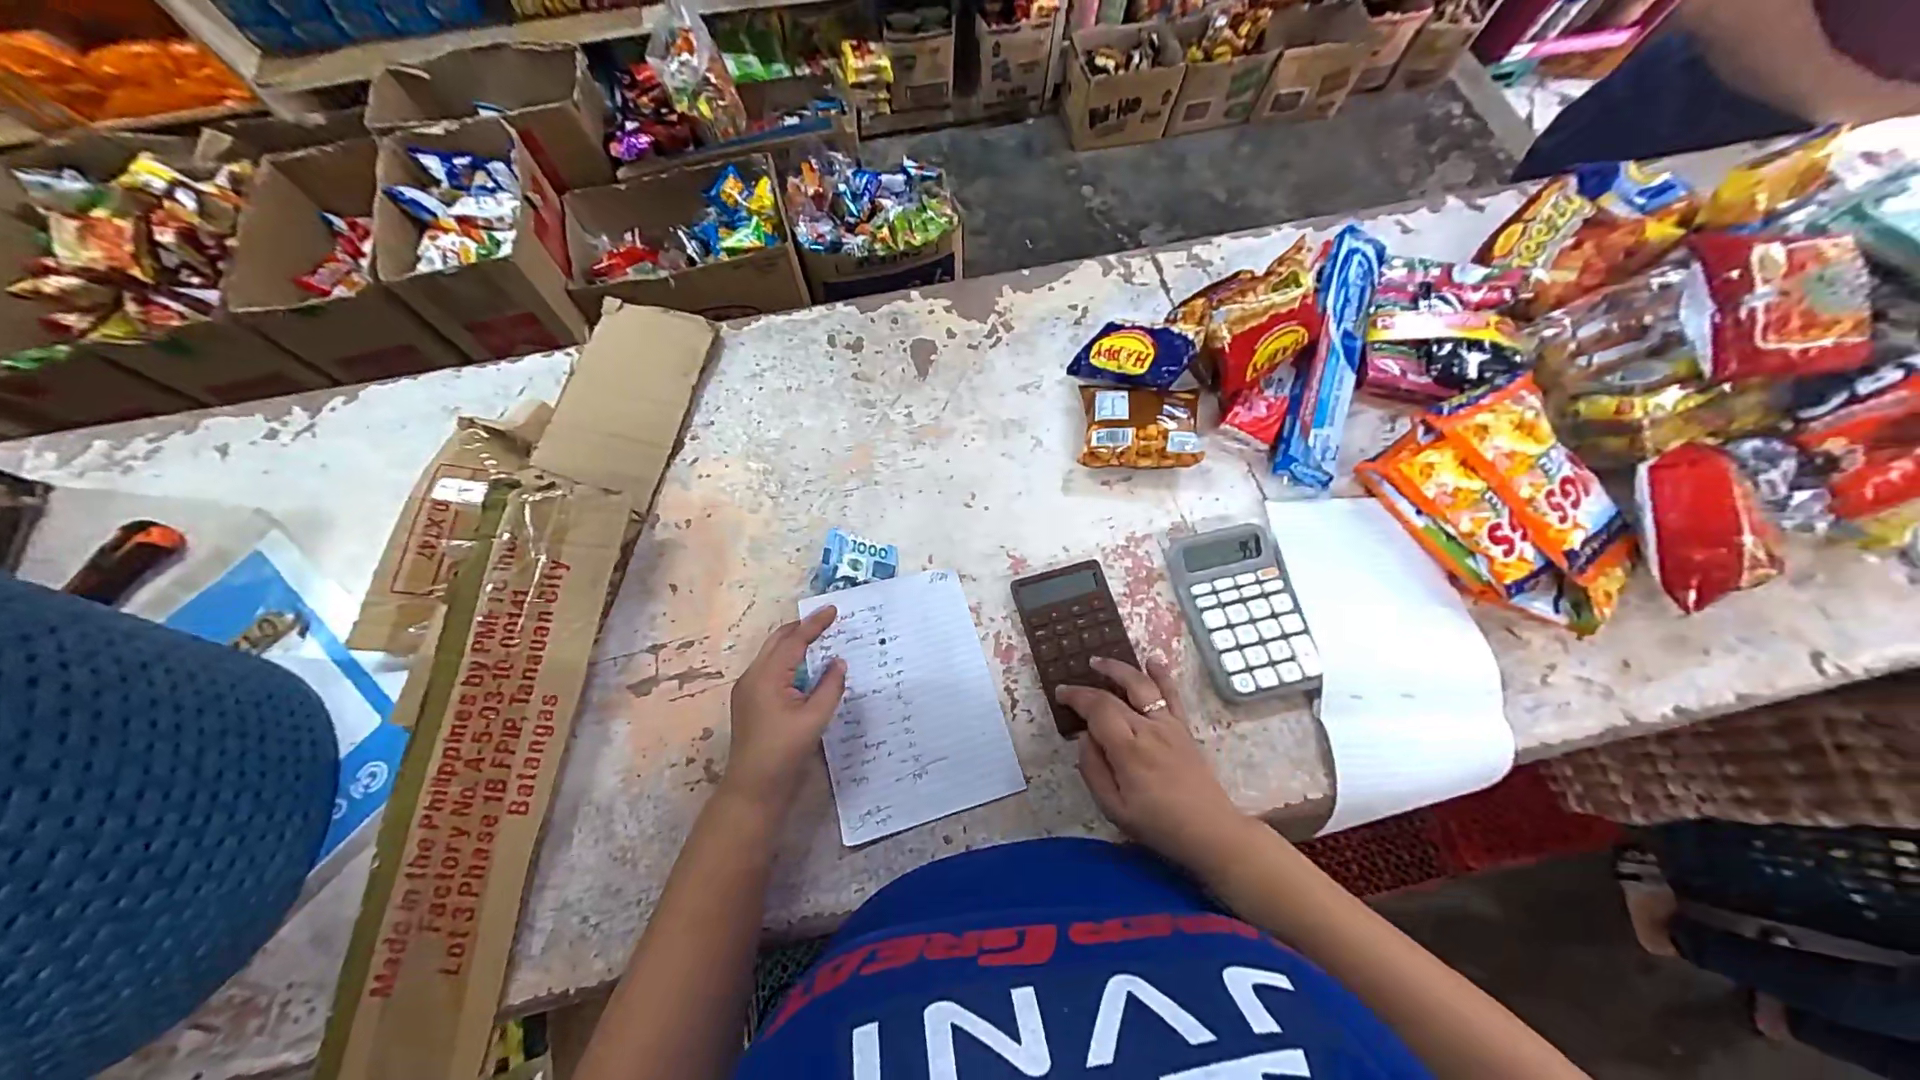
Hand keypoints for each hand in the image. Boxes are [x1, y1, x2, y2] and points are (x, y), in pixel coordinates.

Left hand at [721, 607, 845, 817]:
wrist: (753, 789)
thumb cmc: (784, 753)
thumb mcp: (814, 719)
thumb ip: (829, 687)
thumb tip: (838, 662)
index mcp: (766, 677)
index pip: (793, 641)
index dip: (814, 624)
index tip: (833, 610)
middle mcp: (753, 677)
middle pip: (778, 641)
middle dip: (802, 628)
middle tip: (827, 620)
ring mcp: (748, 690)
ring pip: (773, 654)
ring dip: (795, 643)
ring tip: (820, 638)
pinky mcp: (751, 702)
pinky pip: (771, 669)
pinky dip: (790, 661)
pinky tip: (806, 667)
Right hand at [1058, 657, 1257, 880]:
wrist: (1211, 832)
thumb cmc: (1158, 825)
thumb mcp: (1114, 809)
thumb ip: (1093, 770)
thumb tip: (1084, 738)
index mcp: (1128, 750)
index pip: (1097, 709)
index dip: (1076, 697)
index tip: (1060, 693)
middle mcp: (1149, 730)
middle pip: (1115, 695)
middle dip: (1089, 685)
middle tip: (1071, 682)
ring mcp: (1170, 726)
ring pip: (1143, 686)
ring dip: (1120, 669)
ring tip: (1101, 661)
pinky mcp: (1184, 730)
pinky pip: (1172, 695)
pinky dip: (1161, 676)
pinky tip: (1152, 661)